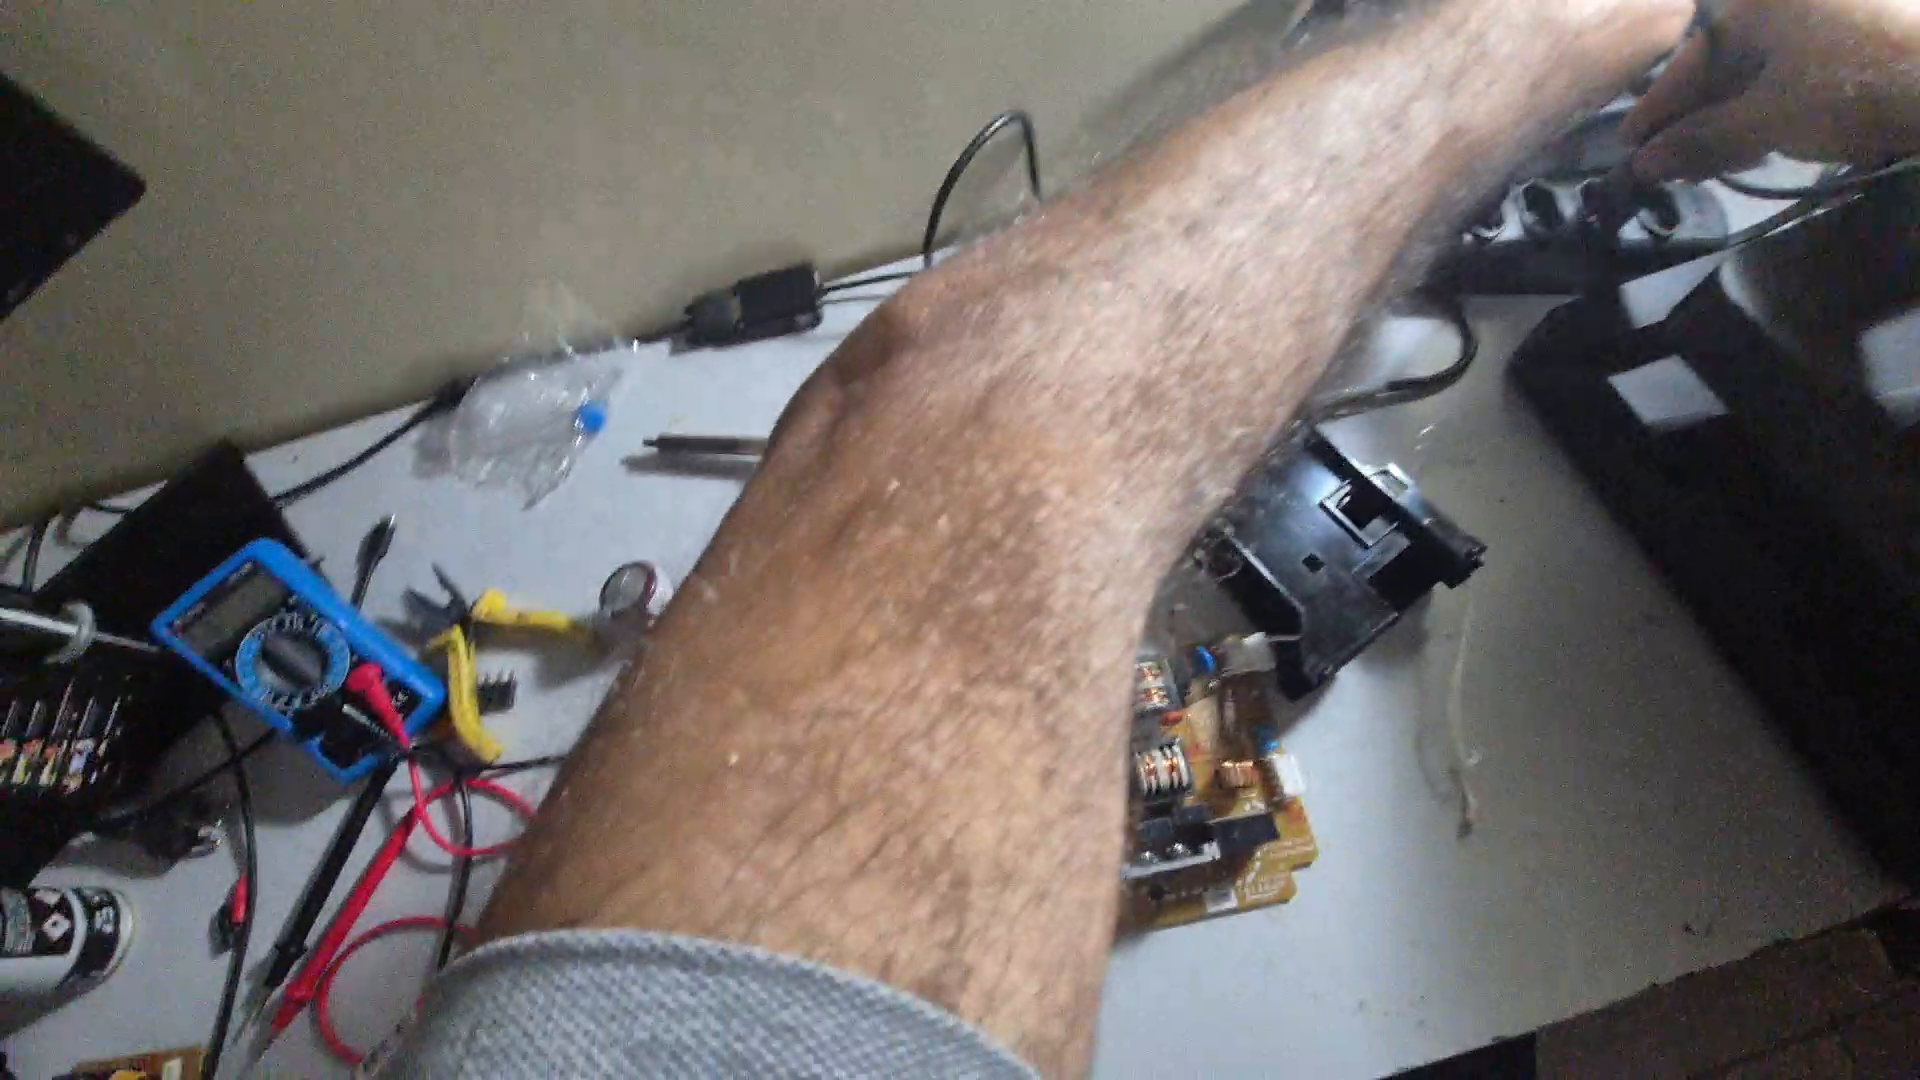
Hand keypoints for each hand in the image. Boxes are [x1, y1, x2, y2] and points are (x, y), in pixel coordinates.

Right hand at [1622, 0, 1919, 180]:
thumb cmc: (1861, 83)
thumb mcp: (1762, 121)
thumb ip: (1694, 142)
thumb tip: (1641, 164)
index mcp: (1763, 2)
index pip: (1686, 64)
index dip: (1654, 115)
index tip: (1629, 153)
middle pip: (1726, 63)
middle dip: (1699, 119)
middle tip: (1679, 168)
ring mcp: (1840, 10)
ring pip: (1765, 66)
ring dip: (1736, 117)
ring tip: (1730, 161)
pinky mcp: (1874, 27)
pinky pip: (1806, 63)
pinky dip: (1780, 101)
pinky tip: (1774, 135)